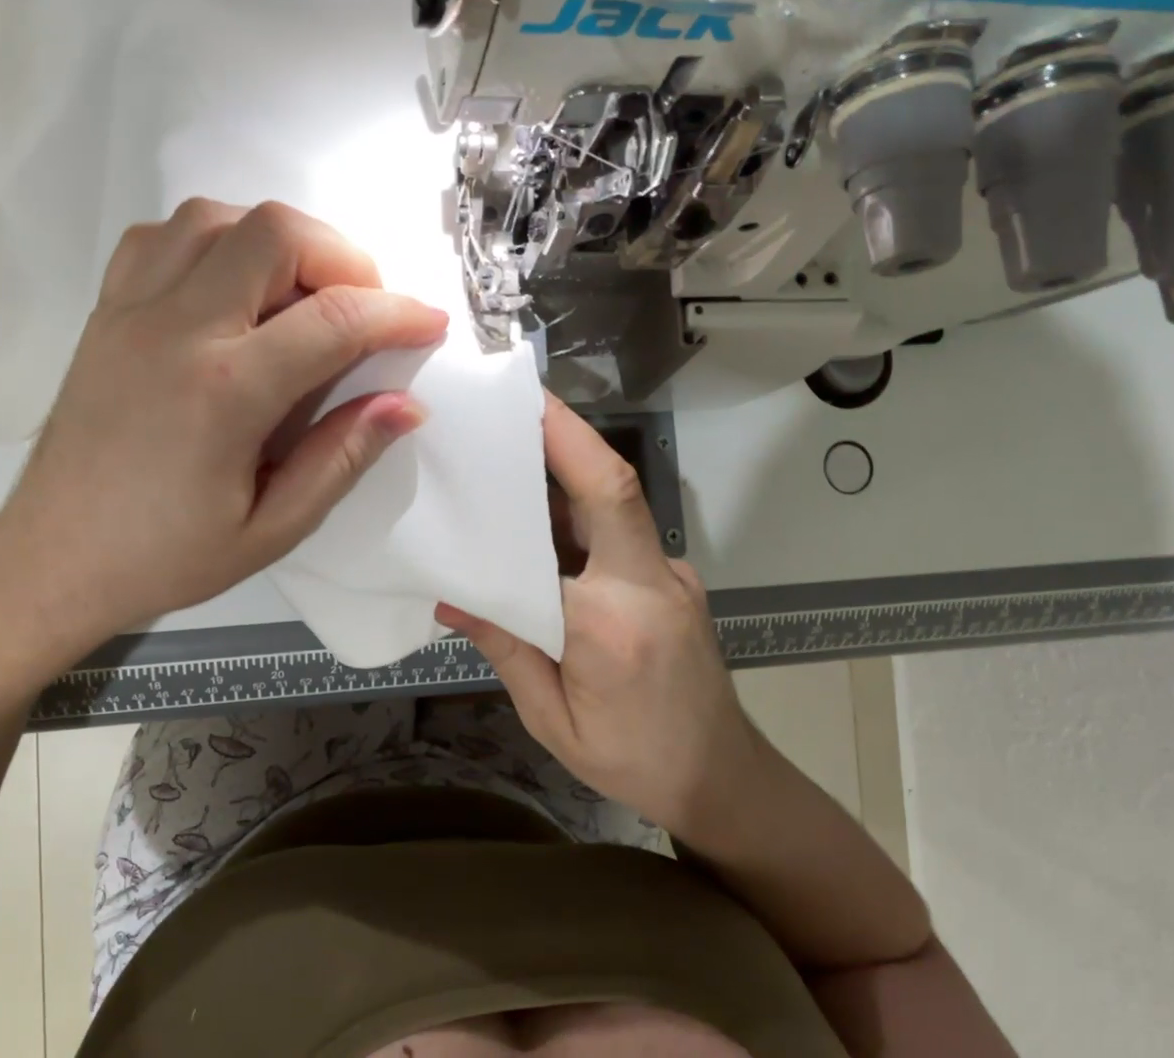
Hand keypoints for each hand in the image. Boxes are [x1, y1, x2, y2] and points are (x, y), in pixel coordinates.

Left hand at [0, 199, 446, 666]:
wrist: (53, 560)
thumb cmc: (166, 557)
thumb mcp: (271, 530)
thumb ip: (341, 458)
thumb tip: (405, 405)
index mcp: (224, 391)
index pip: (333, 320)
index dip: (397, 314)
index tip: (430, 324)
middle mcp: (176, 329)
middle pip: (274, 232)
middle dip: (342, 257)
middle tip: (364, 311)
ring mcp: (131, 310)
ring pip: (215, 217)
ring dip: (276, 240)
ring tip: (300, 296)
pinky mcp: (105, 313)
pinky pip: (161, 237)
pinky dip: (211, 241)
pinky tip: (231, 288)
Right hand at [436, 395, 753, 835]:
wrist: (723, 777)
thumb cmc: (633, 761)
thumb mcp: (553, 720)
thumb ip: (508, 650)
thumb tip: (451, 599)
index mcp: (611, 625)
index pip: (548, 547)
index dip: (513, 499)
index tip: (480, 448)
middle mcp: (650, 583)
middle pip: (612, 486)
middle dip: (565, 432)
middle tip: (516, 397)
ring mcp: (672, 575)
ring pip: (618, 503)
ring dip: (569, 469)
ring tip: (512, 448)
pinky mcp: (675, 577)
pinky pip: (623, 532)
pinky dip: (582, 513)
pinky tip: (542, 518)